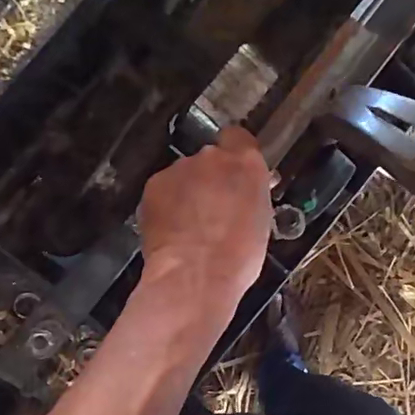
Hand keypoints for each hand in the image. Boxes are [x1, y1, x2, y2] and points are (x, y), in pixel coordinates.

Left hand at [137, 127, 272, 307]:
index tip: (233, 173)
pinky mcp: (154, 186)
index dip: (234, 154)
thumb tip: (243, 194)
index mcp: (246, 165)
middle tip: (211, 209)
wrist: (194, 276)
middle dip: (208, 179)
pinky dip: (165, 204)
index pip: (238, 138)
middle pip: (208, 159)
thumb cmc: (237, 258)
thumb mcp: (261, 222)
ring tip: (187, 226)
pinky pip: (162, 189)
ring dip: (185, 192)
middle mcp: (211, 158)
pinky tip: (170, 229)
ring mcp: (179, 170)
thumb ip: (250, 196)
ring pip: (183, 175)